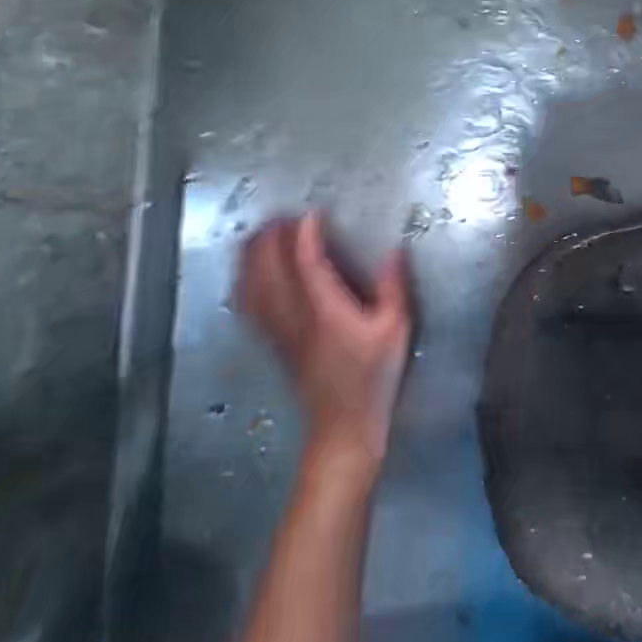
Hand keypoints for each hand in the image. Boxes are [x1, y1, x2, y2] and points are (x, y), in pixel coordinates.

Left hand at [236, 213, 413, 462]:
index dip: (306, 233)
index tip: (313, 213)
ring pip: (253, 285)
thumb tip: (394, 252)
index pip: (307, 261)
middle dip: (271, 238)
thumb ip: (394, 288)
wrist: (343, 428)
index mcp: (326, 310)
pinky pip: (249, 306)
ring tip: (258, 234)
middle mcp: (296, 316)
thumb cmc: (374, 379)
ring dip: (252, 256)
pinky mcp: (273, 342)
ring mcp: (279, 330)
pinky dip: (244, 282)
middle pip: (270, 268)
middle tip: (281, 216)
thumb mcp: (397, 331)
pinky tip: (247, 272)